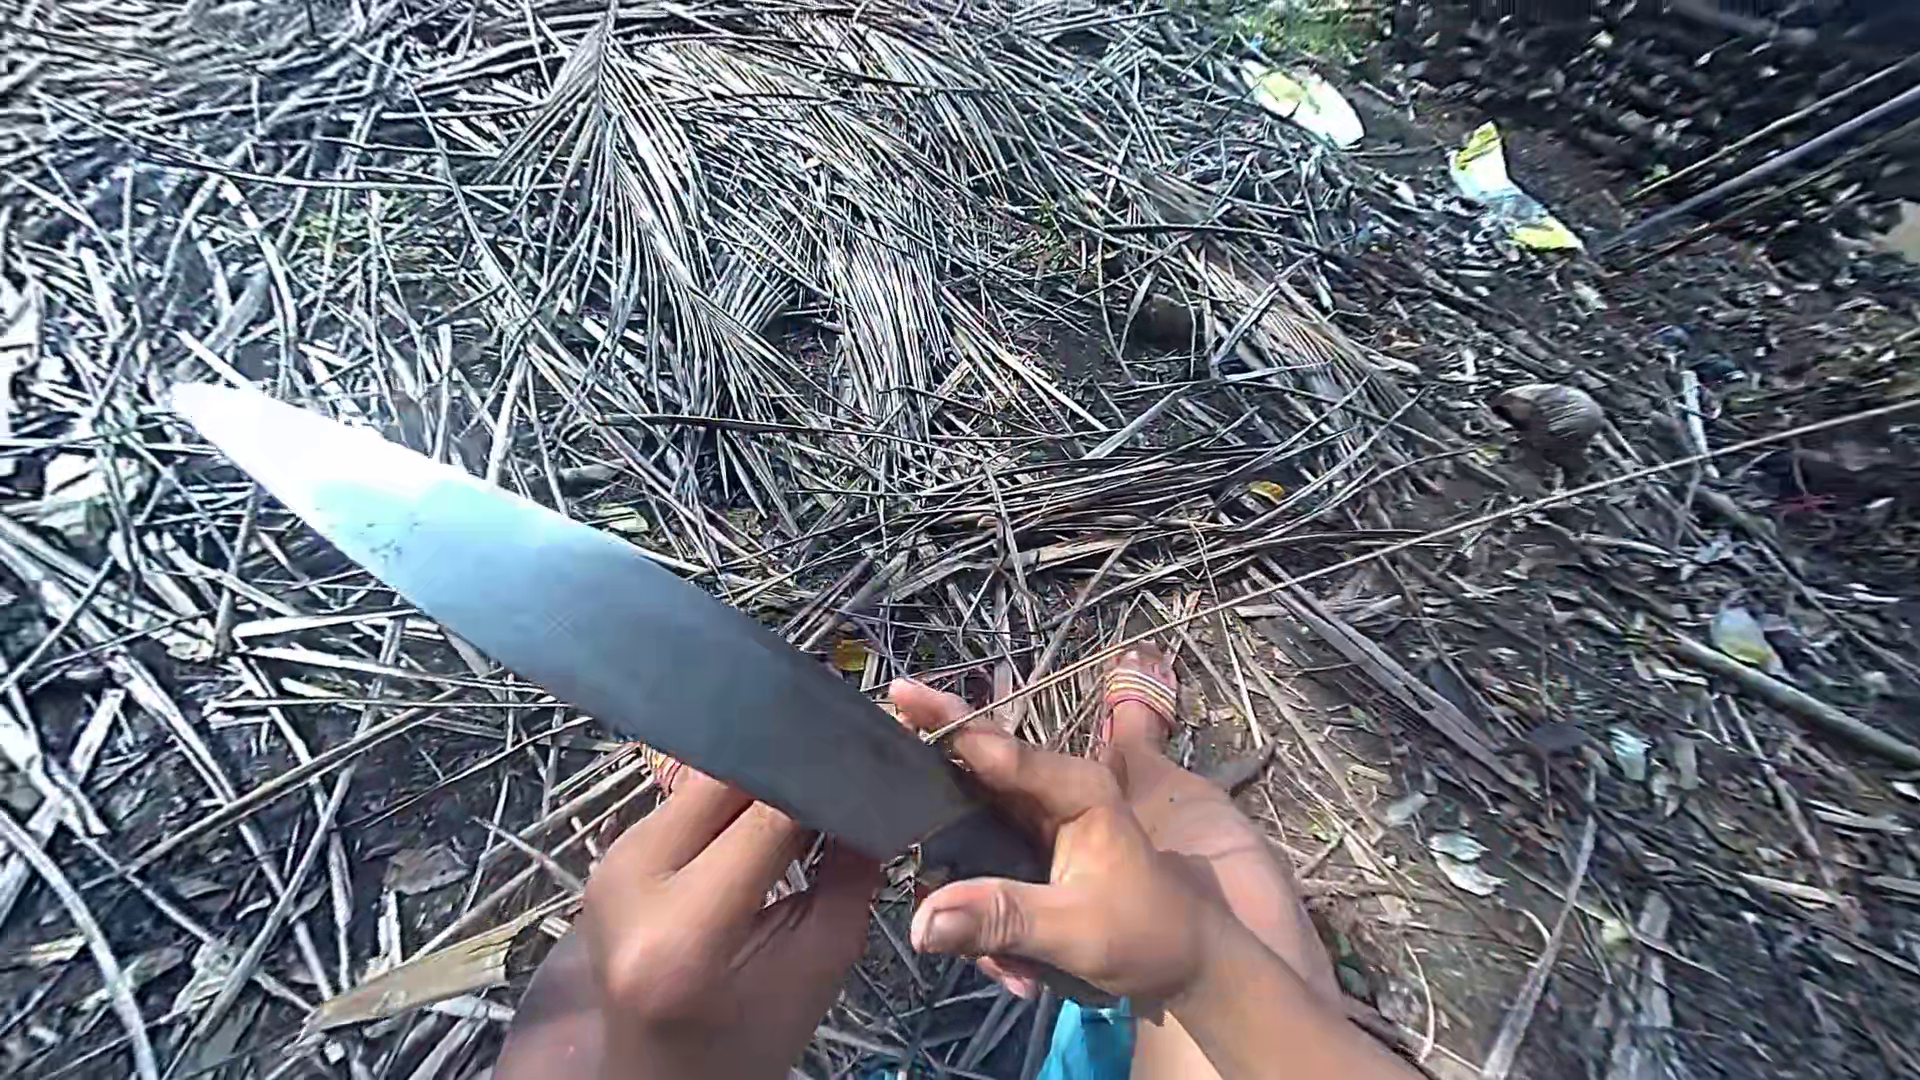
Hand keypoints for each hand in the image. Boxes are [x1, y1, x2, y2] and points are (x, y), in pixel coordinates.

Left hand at [577, 769, 878, 1078]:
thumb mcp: (822, 960)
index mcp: (685, 931)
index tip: (866, 766)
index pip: (768, 815)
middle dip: (791, 771)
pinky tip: (765, 814)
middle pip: (730, 782)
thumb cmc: (747, 1039)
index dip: (822, 782)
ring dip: (763, 780)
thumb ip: (851, 870)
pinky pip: (691, 800)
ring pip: (710, 780)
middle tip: (840, 774)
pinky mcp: (614, 854)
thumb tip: (873, 792)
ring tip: (807, 793)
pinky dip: (737, 798)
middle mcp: (632, 881)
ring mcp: (614, 863)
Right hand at [890, 679, 1224, 1002]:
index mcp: (1074, 786)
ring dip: (951, 859)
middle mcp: (1050, 786)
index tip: (901, 696)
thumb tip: (920, 921)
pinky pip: (978, 846)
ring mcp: (1034, 812)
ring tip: (995, 948)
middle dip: (931, 761)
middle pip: (976, 758)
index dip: (949, 721)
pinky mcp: (1023, 839)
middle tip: (885, 751)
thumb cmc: (1146, 932)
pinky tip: (1009, 965)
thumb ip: (1002, 918)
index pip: (1001, 748)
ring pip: (969, 809)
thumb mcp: (1077, 930)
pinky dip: (973, 894)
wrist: (1182, 958)